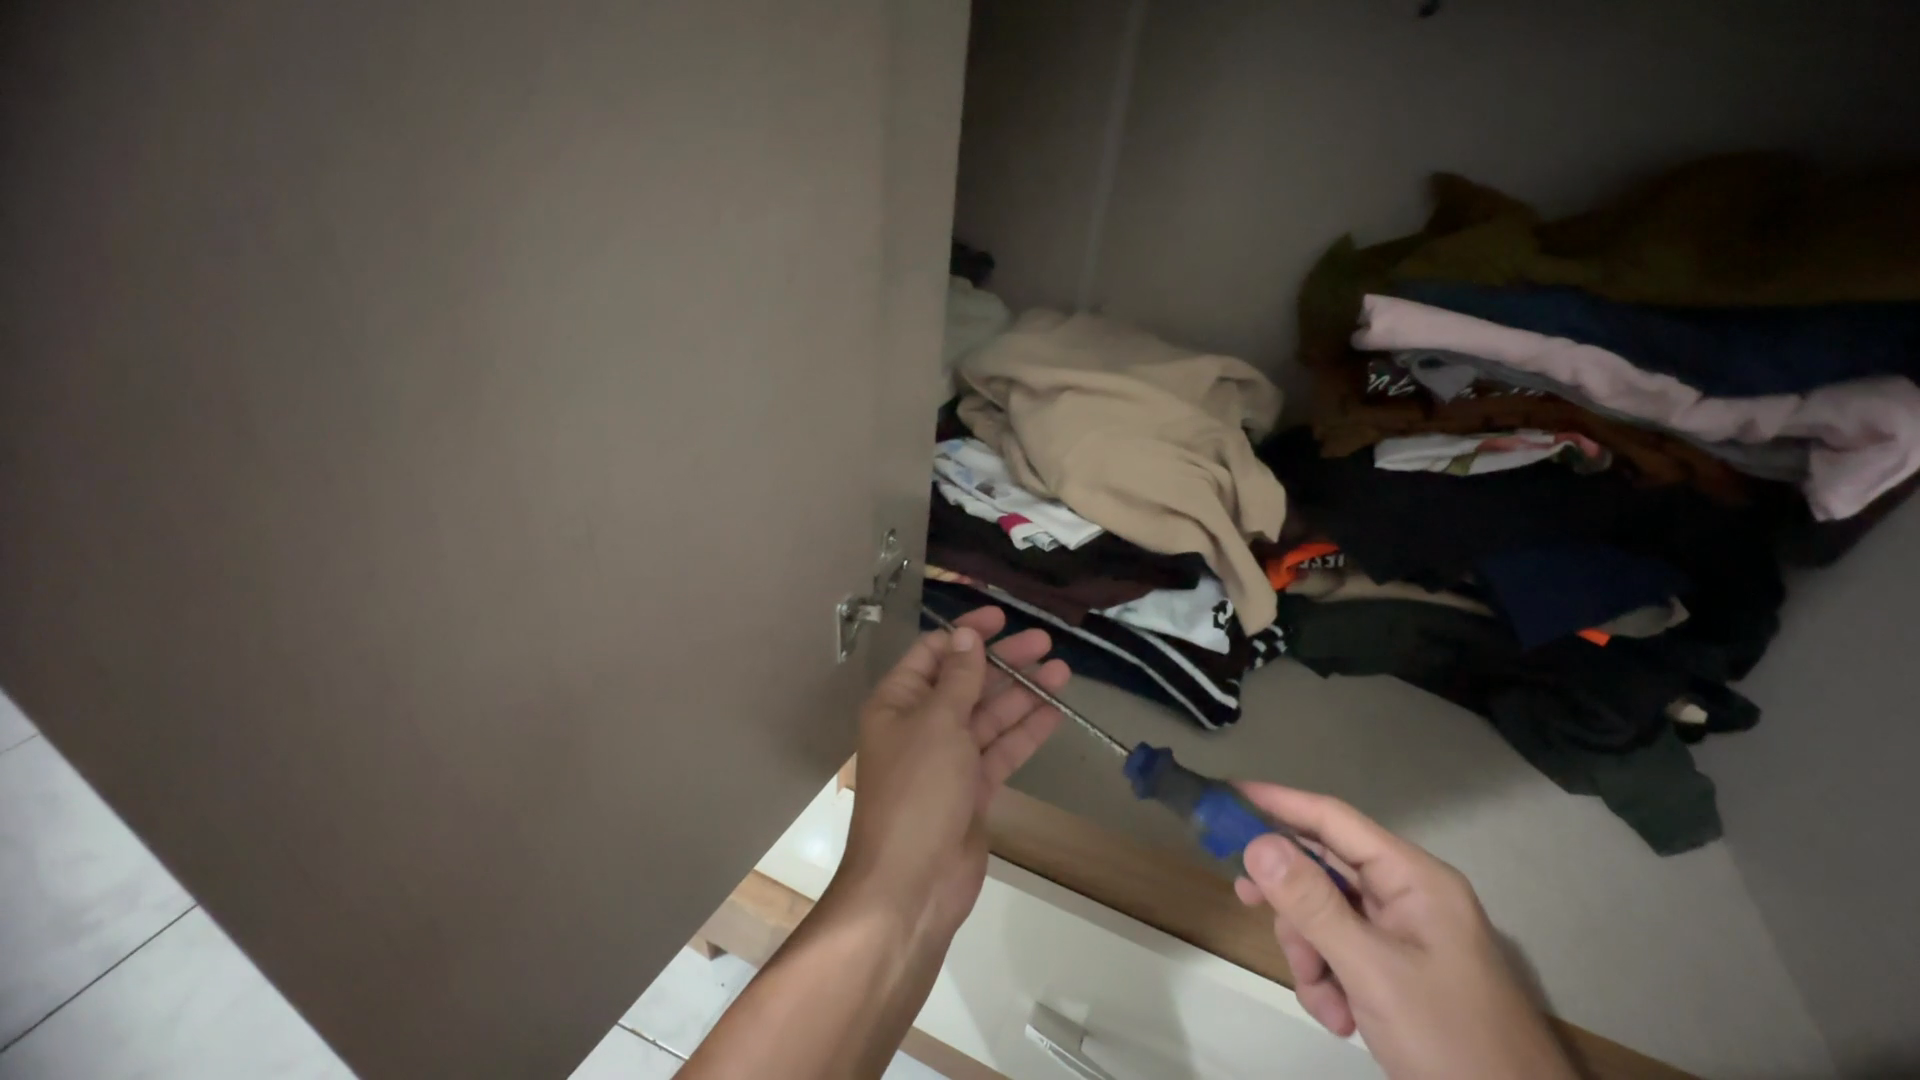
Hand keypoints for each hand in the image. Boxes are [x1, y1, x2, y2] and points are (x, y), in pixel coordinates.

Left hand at [836, 605, 1067, 941]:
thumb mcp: (937, 723)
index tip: (1002, 618)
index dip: (966, 633)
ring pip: (988, 717)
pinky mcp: (972, 790)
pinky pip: (1000, 751)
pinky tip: (1053, 713)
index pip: (934, 654)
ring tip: (1062, 672)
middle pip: (966, 683)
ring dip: (1022, 695)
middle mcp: (920, 726)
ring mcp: (947, 760)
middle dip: (1003, 662)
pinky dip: (1025, 733)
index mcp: (898, 703)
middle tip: (1045, 643)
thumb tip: (965, 635)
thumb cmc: (917, 792)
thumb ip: (958, 679)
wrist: (911, 883)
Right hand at [1231, 785, 1575, 1079]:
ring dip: (1310, 956)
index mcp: (1413, 878)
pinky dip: (1329, 982)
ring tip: (1324, 1000)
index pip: (1333, 820)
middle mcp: (1407, 896)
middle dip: (1292, 904)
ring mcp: (1403, 935)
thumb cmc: (1449, 1037)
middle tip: (1245, 900)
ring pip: (1324, 917)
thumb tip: (1257, 843)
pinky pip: (1340, 954)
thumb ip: (1312, 904)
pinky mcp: (1396, 971)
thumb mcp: (1372, 970)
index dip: (1279, 802)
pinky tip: (1341, 1019)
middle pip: (1323, 870)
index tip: (1227, 794)